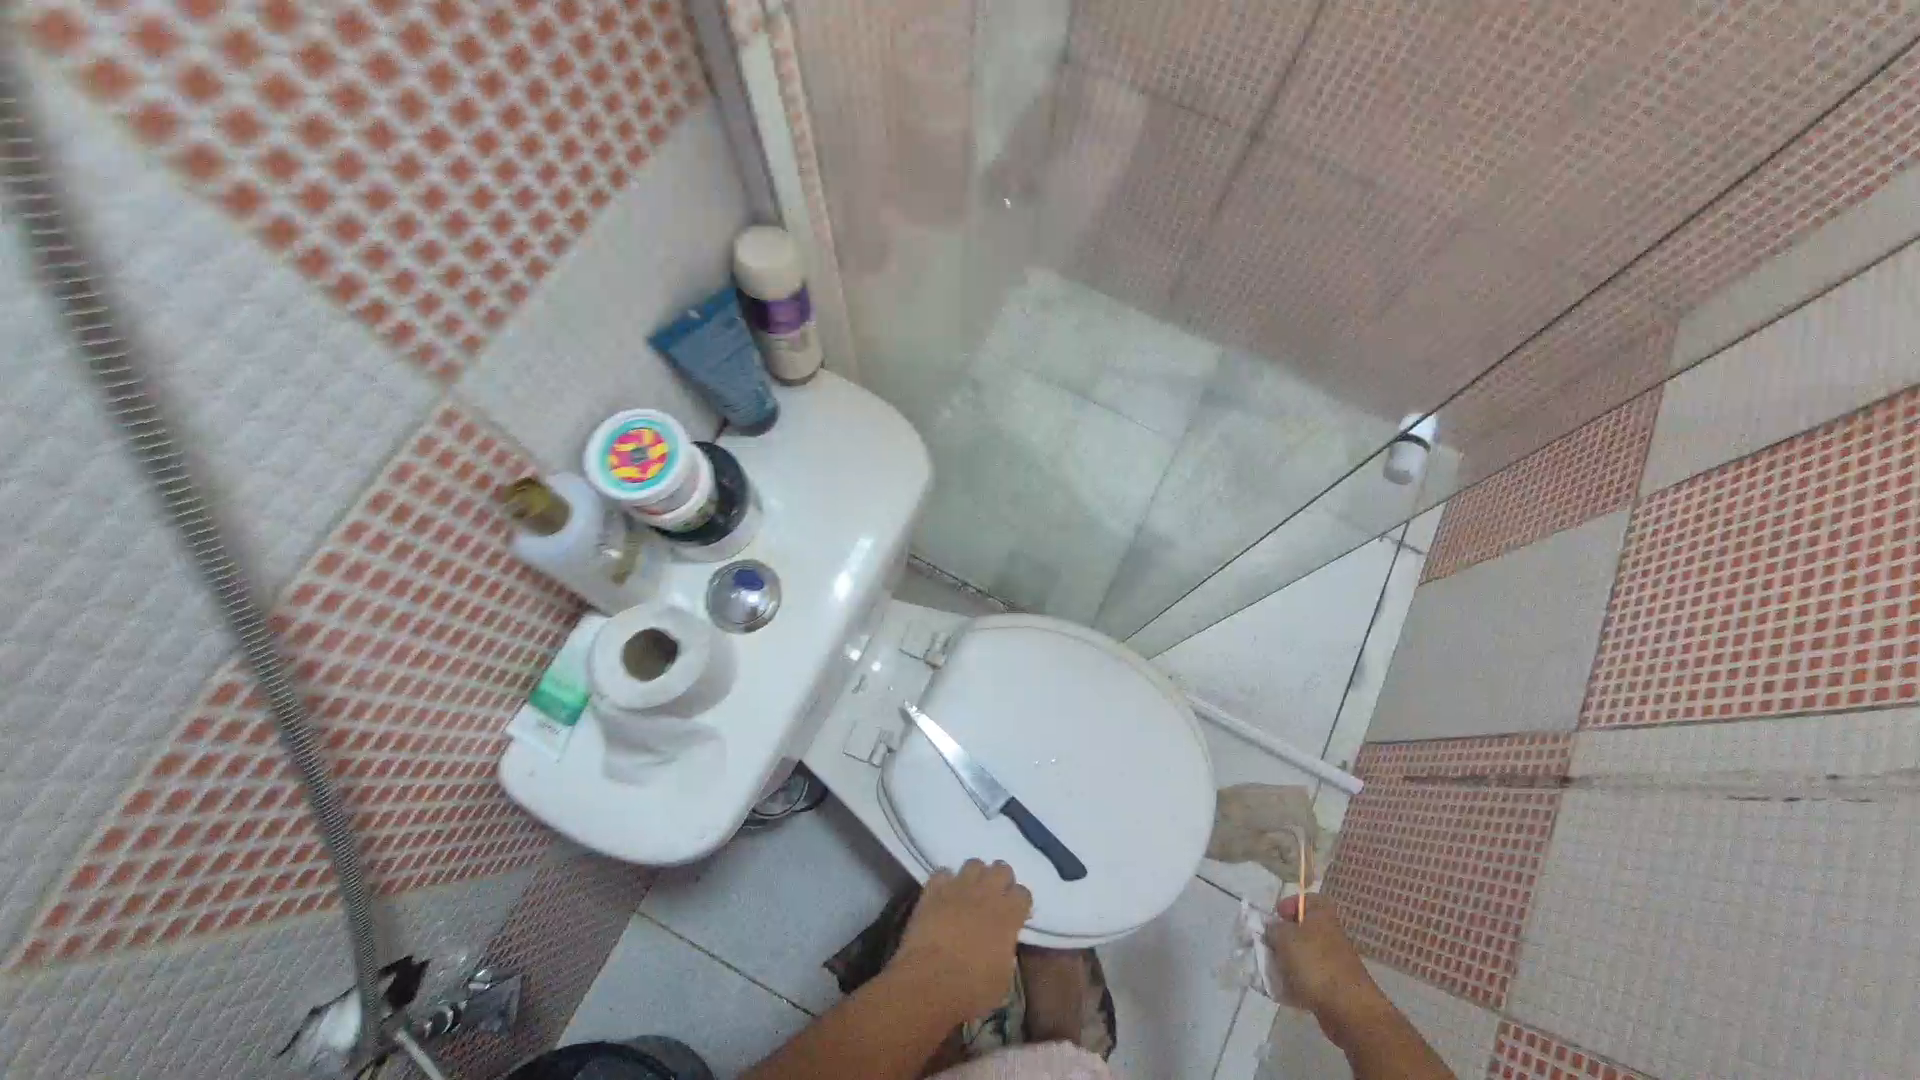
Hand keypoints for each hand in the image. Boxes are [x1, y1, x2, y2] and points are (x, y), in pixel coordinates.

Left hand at [890, 859, 1032, 1022]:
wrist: (930, 982)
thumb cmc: (972, 988)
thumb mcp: (1003, 977)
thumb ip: (1006, 950)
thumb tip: (1001, 943)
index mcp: (1009, 915)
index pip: (1023, 893)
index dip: (1019, 902)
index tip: (1015, 914)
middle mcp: (987, 894)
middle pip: (1001, 869)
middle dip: (1001, 880)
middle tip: (994, 898)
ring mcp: (958, 888)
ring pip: (973, 864)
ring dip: (975, 876)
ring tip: (969, 892)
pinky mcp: (932, 890)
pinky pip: (942, 873)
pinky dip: (945, 881)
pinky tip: (944, 895)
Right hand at [1264, 894, 1384, 1024]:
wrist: (1347, 1008)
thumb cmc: (1314, 963)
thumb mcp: (1284, 937)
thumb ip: (1273, 928)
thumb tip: (1273, 929)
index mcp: (1322, 916)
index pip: (1308, 899)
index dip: (1290, 904)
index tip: (1276, 917)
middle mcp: (1331, 935)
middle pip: (1303, 929)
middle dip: (1284, 937)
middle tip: (1269, 945)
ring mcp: (1334, 962)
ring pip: (1304, 955)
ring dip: (1288, 961)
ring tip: (1273, 970)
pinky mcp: (1333, 985)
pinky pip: (1309, 978)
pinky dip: (1297, 982)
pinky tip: (1285, 989)